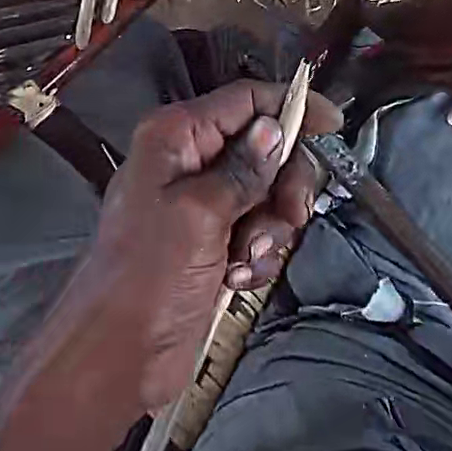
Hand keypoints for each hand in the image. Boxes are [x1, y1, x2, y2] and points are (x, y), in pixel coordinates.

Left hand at [0, 80, 339, 450]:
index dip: (288, 105)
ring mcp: (202, 199)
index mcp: (176, 135)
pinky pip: (257, 229)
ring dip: (269, 229)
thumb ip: (243, 169)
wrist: (119, 350)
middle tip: (289, 215)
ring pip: (266, 192)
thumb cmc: (147, 272)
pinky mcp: (213, 236)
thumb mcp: (199, 213)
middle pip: (264, 147)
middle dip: (283, 185)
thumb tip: (273, 126)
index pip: (244, 100)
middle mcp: (189, 158)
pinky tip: (236, 276)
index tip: (332, 122)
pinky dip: (257, 254)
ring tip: (246, 258)